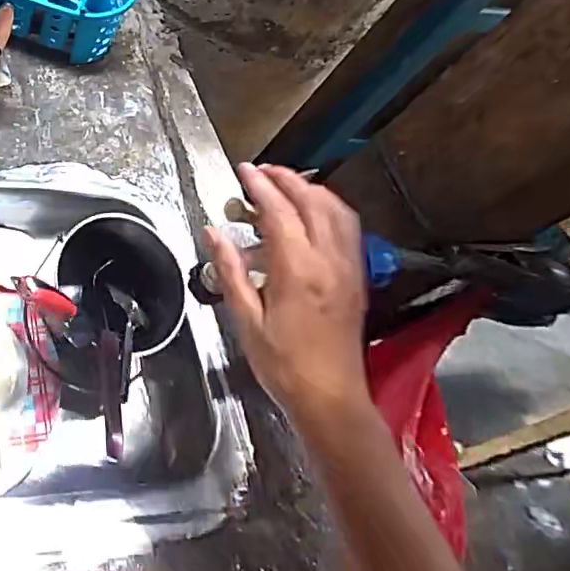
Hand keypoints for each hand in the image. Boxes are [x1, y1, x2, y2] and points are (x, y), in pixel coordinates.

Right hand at [207, 163, 371, 428]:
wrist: (331, 400)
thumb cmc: (285, 366)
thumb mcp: (246, 320)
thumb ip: (230, 270)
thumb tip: (213, 232)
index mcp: (298, 272)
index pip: (279, 211)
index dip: (260, 185)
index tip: (244, 170)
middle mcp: (329, 263)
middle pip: (312, 201)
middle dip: (286, 178)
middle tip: (261, 172)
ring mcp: (347, 269)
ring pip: (336, 211)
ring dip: (310, 190)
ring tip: (283, 186)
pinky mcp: (356, 278)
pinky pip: (347, 229)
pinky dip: (328, 209)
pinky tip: (310, 214)